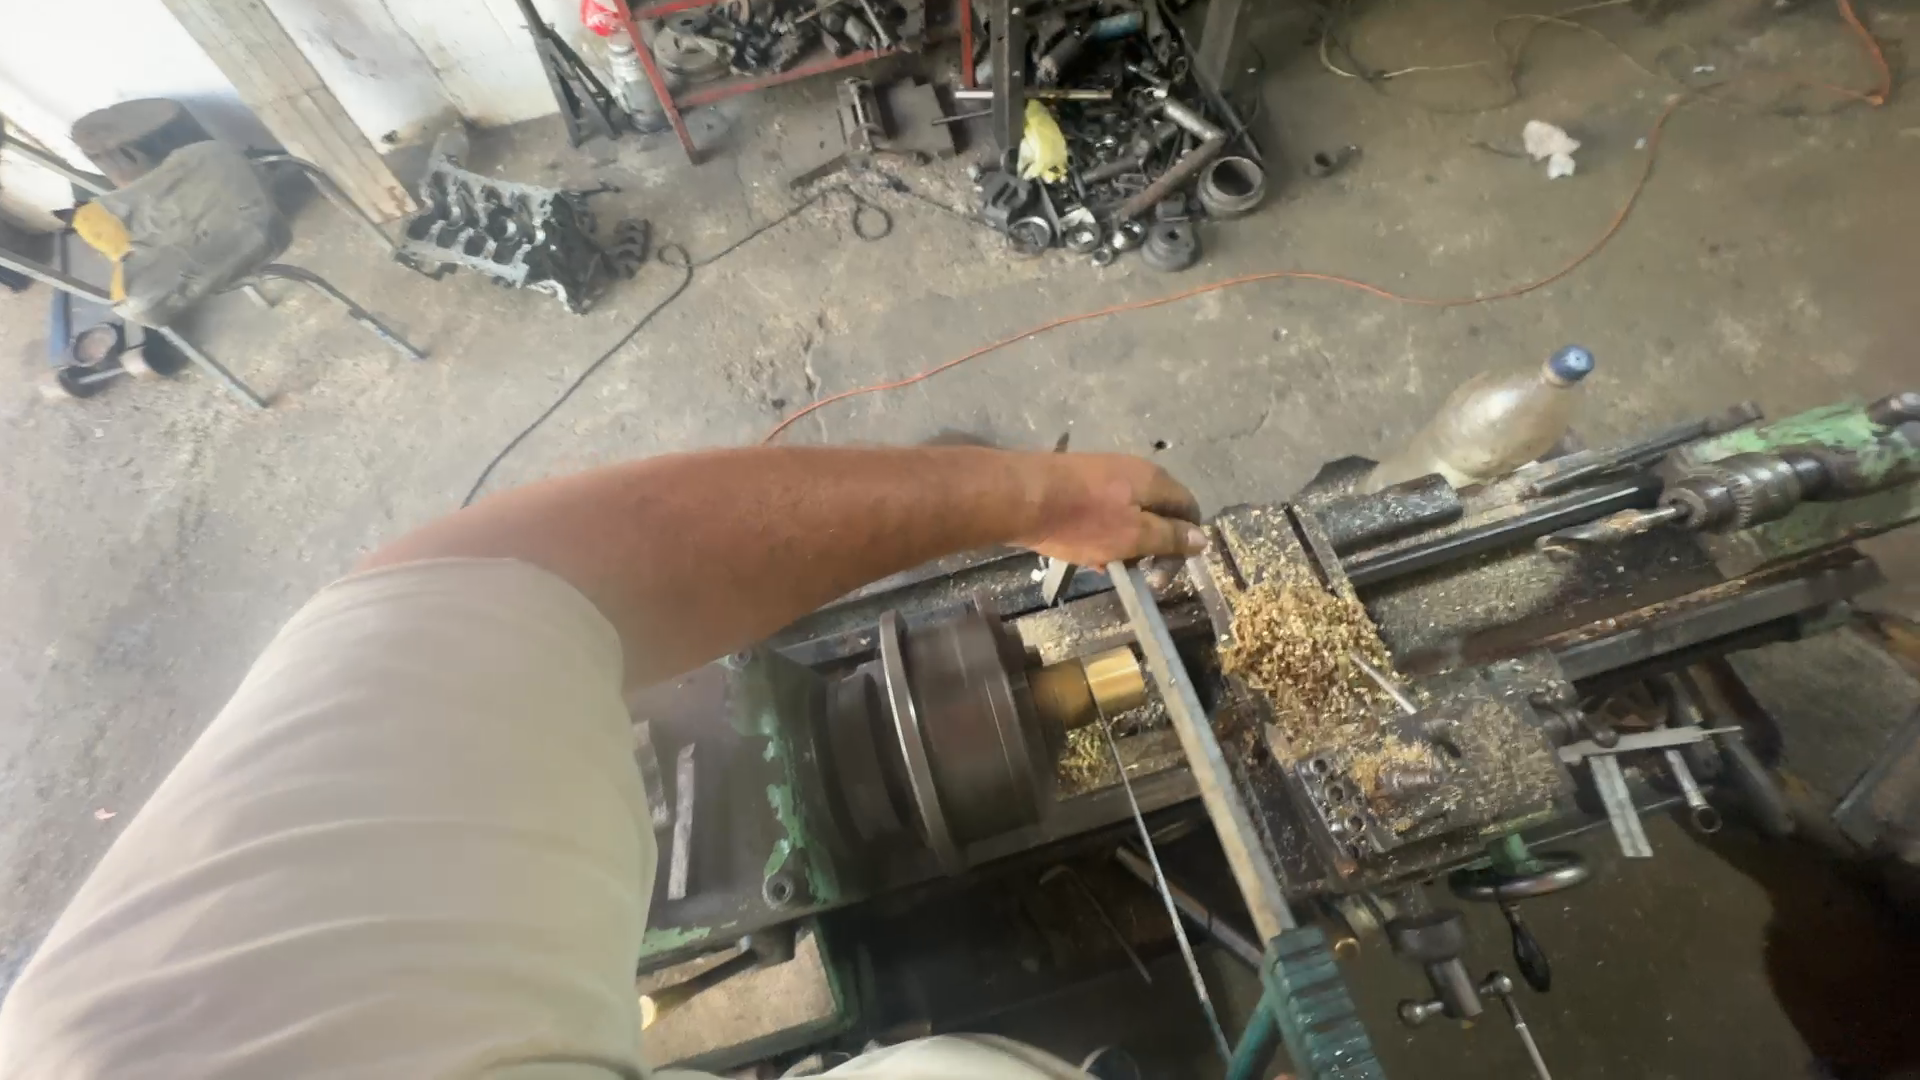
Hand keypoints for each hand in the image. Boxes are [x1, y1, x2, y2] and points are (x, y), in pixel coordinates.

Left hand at [1013, 453, 1205, 564]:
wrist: (1019, 497)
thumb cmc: (1082, 520)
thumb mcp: (1133, 536)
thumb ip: (1169, 537)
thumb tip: (1202, 538)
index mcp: (1154, 479)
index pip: (1189, 508)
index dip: (1186, 541)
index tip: (1164, 571)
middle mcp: (1132, 470)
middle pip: (1157, 512)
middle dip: (1150, 546)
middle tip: (1133, 572)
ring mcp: (1101, 474)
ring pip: (1126, 515)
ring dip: (1122, 544)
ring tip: (1103, 565)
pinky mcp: (1075, 484)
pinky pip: (1099, 513)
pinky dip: (1098, 534)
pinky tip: (1082, 552)